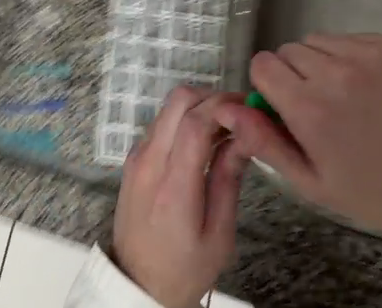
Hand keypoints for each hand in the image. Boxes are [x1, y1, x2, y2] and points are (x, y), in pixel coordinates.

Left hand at [111, 85, 247, 307]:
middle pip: (178, 101)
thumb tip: (244, 137)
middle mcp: (149, 161)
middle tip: (238, 115)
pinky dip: (183, 120)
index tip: (249, 108)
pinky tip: (203, 141)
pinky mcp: (132, 158)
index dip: (223, 106)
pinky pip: (160, 123)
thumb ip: (228, 181)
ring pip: (168, 108)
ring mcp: (137, 156)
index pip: (195, 122)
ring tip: (225, 128)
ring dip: (197, 107)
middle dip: (212, 97)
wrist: (136, 284)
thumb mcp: (218, 235)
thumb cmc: (184, 268)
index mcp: (173, 185)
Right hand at [214, 33, 381, 245]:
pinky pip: (355, 38)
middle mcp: (336, 72)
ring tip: (349, 96)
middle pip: (290, 50)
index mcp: (310, 108)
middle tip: (321, 106)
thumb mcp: (312, 182)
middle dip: (296, 74)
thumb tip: (227, 109)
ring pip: (321, 41)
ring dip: (324, 63)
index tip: (287, 106)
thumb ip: (265, 142)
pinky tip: (375, 88)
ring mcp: (370, 54)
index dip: (270, 86)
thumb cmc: (375, 191)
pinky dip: (356, 57)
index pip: (263, 64)